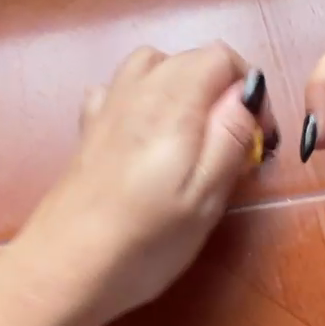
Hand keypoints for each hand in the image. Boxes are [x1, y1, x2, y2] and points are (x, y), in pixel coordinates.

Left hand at [3, 41, 277, 325]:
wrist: (65, 268)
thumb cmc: (145, 240)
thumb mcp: (206, 196)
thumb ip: (231, 135)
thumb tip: (248, 90)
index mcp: (173, 102)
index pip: (221, 57)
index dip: (250, 90)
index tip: (260, 138)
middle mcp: (138, 91)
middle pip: (189, 59)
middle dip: (222, 90)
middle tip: (233, 146)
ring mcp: (107, 107)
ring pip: (152, 65)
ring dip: (183, 86)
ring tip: (194, 131)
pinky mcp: (88, 130)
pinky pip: (119, 88)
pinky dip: (142, 96)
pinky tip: (146, 131)